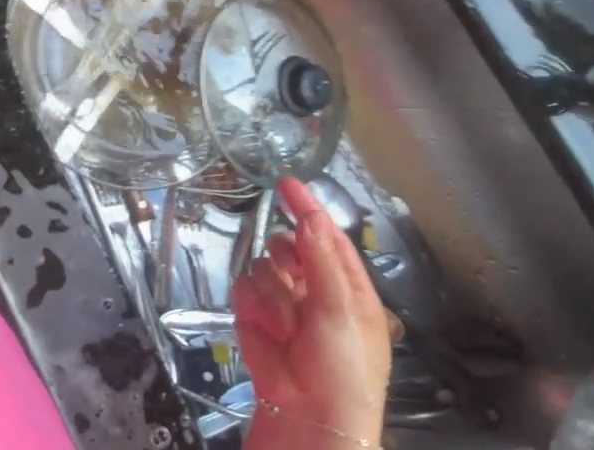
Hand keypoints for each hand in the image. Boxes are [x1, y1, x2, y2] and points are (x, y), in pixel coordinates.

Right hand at [232, 177, 392, 445]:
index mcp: (350, 290)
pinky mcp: (253, 311)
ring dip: (273, 292)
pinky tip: (267, 327)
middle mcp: (314, 290)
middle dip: (287, 256)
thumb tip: (308, 218)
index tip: (287, 182)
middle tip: (292, 276)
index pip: (329, 238)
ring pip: (263, 264)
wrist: (308, 411)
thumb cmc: (342, 367)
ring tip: (287, 324)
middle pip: (290, 246)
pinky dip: (253, 303)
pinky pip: (243, 284)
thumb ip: (322, 261)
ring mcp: (281, 300)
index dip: (309, 209)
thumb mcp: (342, 312)